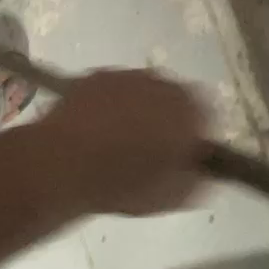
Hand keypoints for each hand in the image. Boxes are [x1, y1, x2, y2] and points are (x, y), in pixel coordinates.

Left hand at [41, 69, 208, 215]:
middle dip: (165, 116)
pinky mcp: (85, 78)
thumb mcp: (179, 192)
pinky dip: (106, 105)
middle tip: (153, 145)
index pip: (206, 112)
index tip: (185, 151)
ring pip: (137, 91)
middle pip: (170, 96)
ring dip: (134, 108)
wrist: (62, 162)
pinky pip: (106, 91)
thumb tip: (199, 166)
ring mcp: (117, 75)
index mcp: (188, 105)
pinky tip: (96, 129)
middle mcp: (155, 81)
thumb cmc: (126, 181)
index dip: (195, 132)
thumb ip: (199, 173)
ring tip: (119, 139)